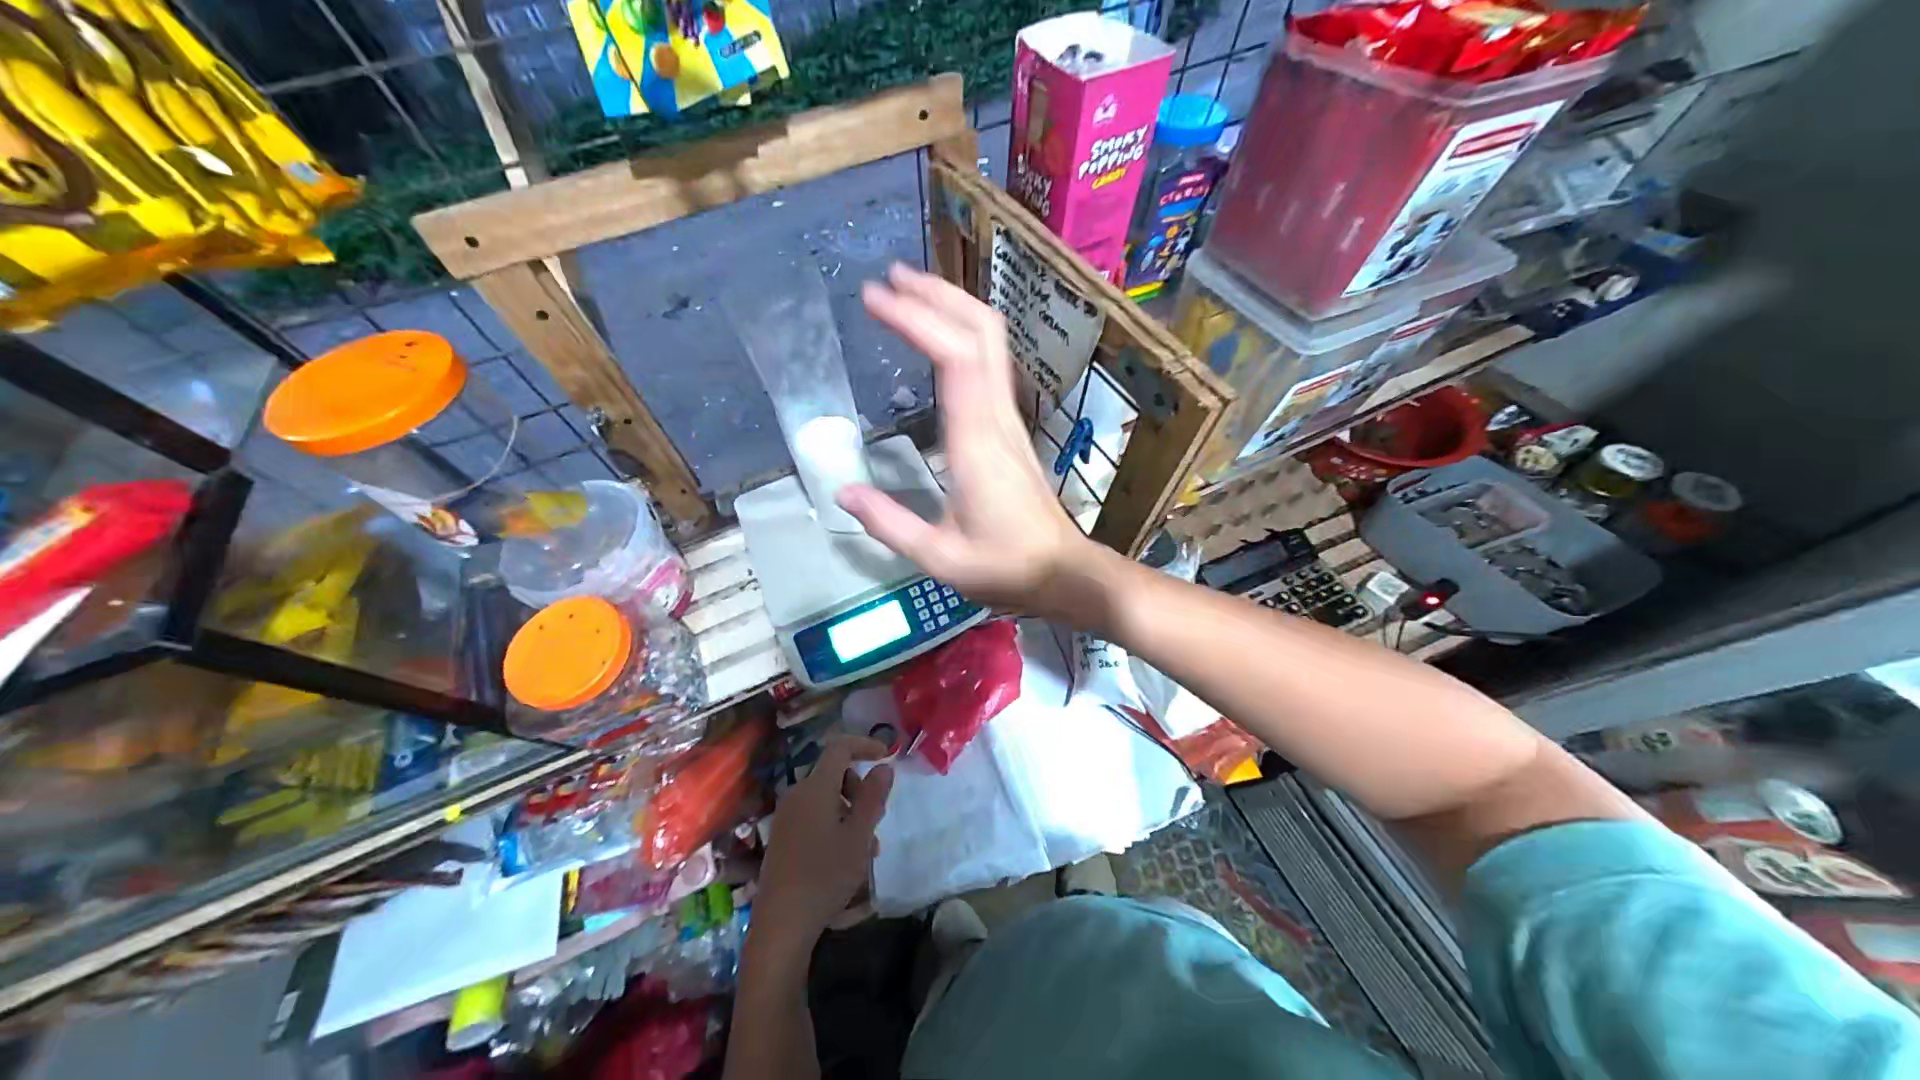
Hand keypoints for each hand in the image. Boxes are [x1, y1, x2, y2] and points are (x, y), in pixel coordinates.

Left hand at [754, 737, 893, 950]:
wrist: (782, 922)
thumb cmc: (826, 875)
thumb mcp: (859, 836)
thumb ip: (872, 797)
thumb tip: (883, 766)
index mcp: (815, 788)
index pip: (840, 748)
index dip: (865, 745)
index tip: (887, 755)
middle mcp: (797, 795)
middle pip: (834, 774)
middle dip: (860, 788)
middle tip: (877, 818)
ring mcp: (786, 817)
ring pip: (826, 798)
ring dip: (850, 812)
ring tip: (866, 848)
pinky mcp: (782, 837)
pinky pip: (814, 816)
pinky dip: (834, 824)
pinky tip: (845, 857)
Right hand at [839, 263, 1098, 615]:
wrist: (1063, 571)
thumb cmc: (1005, 566)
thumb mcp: (938, 558)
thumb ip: (889, 524)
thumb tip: (842, 493)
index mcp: (976, 442)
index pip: (954, 357)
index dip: (917, 317)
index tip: (876, 298)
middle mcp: (996, 417)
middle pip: (980, 332)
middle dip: (937, 295)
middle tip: (890, 279)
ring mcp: (1009, 418)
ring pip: (992, 342)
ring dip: (953, 307)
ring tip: (910, 293)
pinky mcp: (1011, 426)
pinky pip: (991, 363)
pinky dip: (962, 333)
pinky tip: (938, 336)